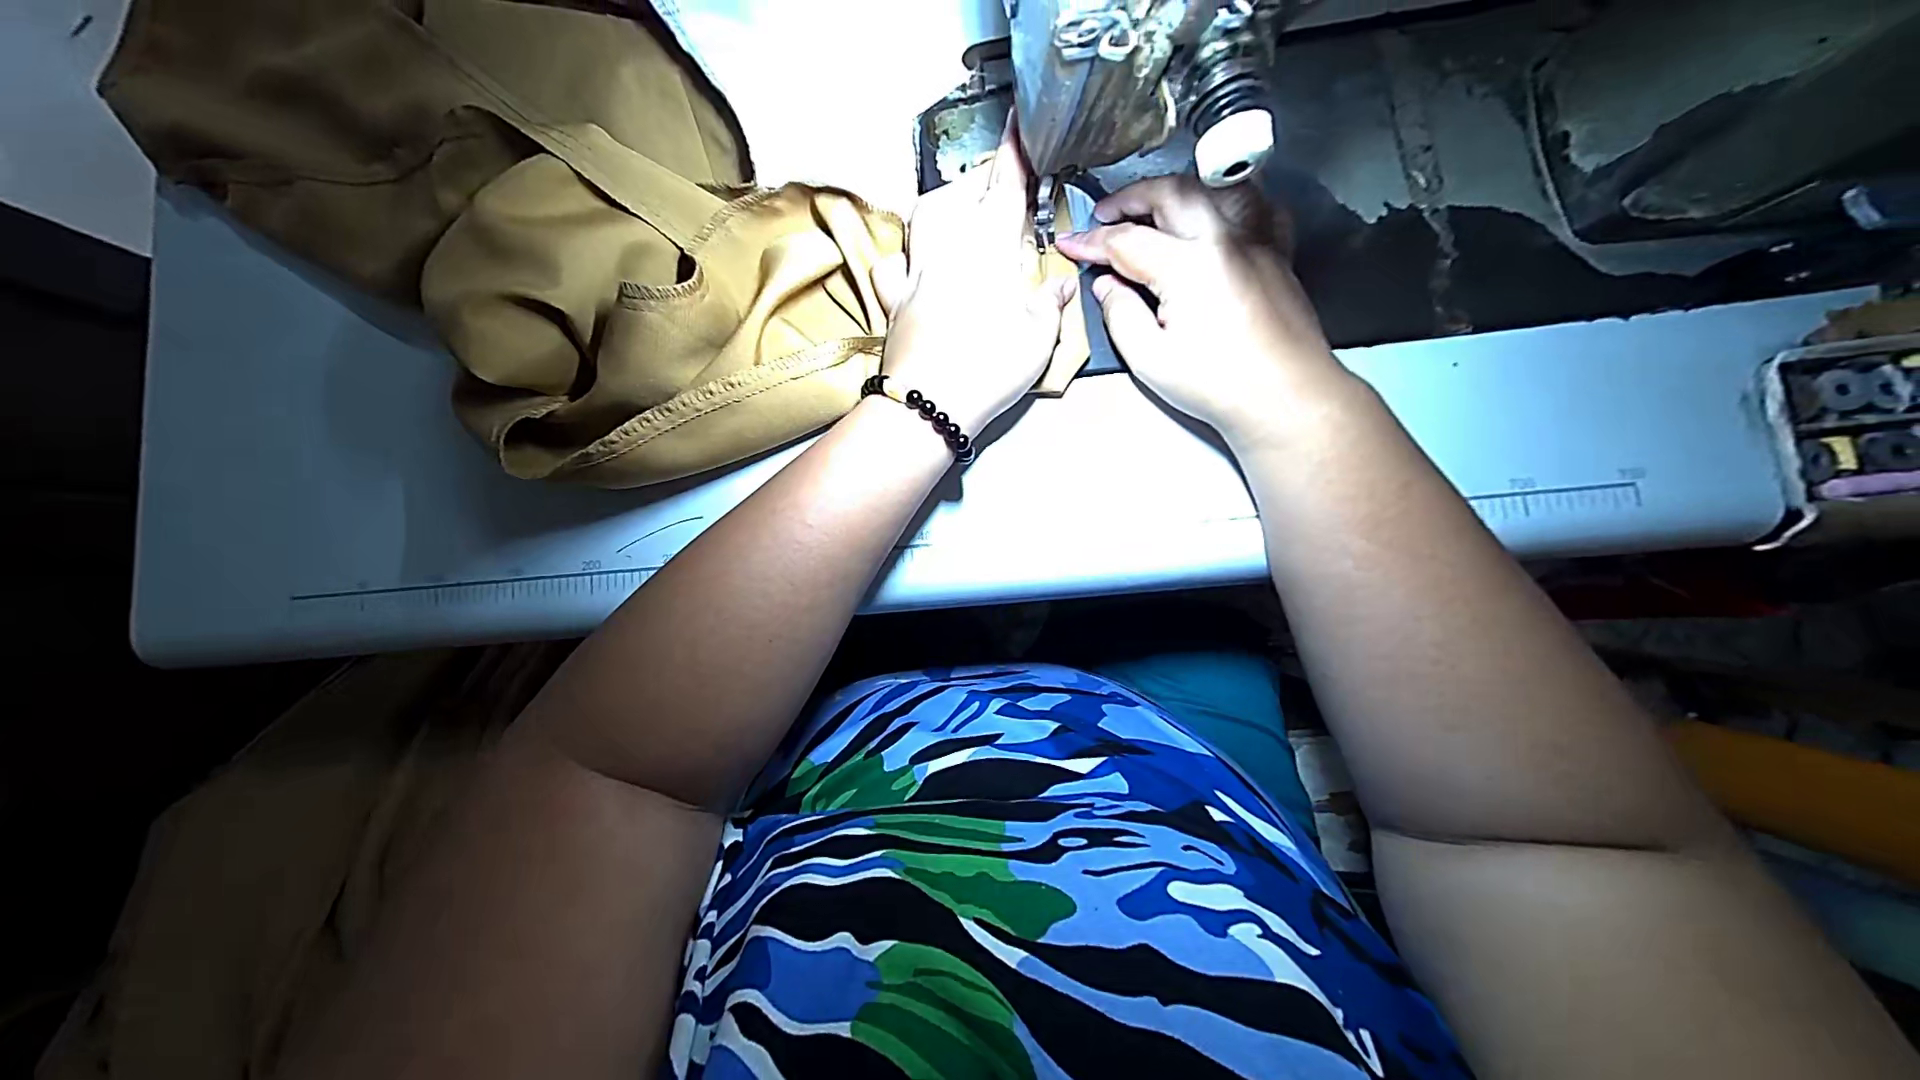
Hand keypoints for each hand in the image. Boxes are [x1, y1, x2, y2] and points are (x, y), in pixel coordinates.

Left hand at [873, 122, 1075, 436]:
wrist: (929, 405)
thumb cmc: (988, 369)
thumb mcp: (1038, 337)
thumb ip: (1050, 302)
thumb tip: (1061, 284)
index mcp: (987, 249)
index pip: (1004, 187)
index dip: (1015, 154)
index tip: (1020, 127)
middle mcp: (946, 251)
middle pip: (955, 195)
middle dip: (976, 184)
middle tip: (994, 194)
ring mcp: (916, 275)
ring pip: (921, 220)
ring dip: (940, 208)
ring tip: (957, 217)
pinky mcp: (894, 303)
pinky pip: (892, 267)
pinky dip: (903, 259)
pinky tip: (914, 266)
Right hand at [1054, 175, 1345, 444]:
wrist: (1285, 398)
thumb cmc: (1219, 385)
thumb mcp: (1150, 359)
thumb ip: (1120, 314)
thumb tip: (1106, 287)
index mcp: (1189, 265)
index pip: (1127, 241)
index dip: (1092, 242)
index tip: (1070, 244)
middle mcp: (1225, 239)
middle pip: (1170, 194)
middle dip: (1130, 198)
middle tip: (1103, 216)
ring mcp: (1256, 241)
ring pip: (1214, 188)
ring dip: (1176, 190)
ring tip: (1154, 206)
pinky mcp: (1276, 254)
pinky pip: (1254, 207)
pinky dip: (1226, 201)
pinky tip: (1214, 215)